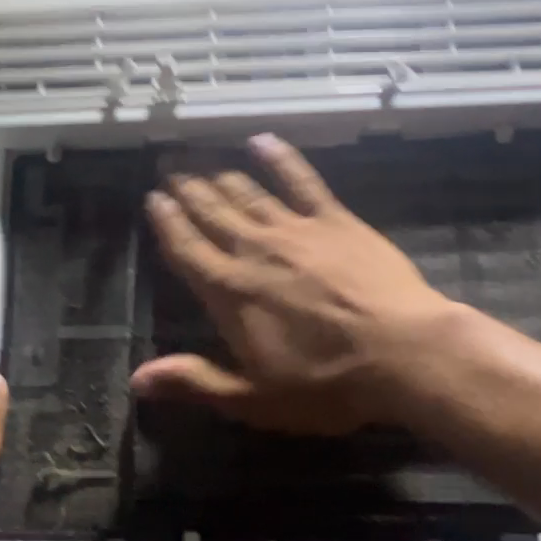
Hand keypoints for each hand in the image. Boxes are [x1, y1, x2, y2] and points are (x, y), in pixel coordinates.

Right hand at [131, 134, 462, 434]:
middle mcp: (254, 252)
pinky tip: (263, 142)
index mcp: (229, 294)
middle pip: (213, 214)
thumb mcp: (253, 399)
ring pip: (249, 195)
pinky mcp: (337, 221)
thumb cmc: (326, 385)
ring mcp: (296, 231)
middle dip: (189, 193)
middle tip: (170, 172)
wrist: (403, 354)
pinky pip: (302, 182)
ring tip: (205, 167)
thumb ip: (194, 381)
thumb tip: (137, 379)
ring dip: (223, 179)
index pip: (186, 250)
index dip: (167, 224)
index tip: (153, 200)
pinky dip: (281, 160)